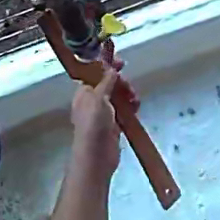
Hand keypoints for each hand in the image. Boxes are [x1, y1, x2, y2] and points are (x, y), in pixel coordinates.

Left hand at [70, 40, 134, 175]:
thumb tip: (111, 68)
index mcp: (84, 92)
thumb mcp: (98, 98)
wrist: (96, 157)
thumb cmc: (93, 125)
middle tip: (129, 86)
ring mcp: (104, 113)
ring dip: (127, 94)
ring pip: (118, 96)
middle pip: (109, 84)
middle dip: (121, 82)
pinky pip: (124, 110)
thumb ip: (106, 82)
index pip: (95, 73)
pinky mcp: (114, 124)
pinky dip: (130, 106)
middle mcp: (92, 101)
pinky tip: (136, 107)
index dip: (106, 65)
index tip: (121, 61)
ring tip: (134, 99)